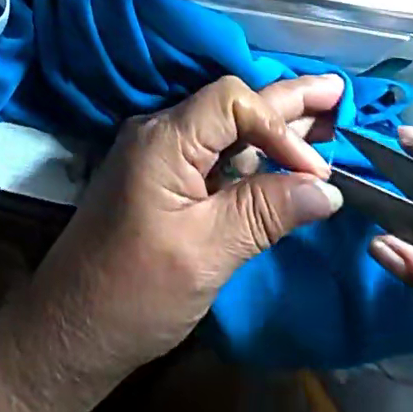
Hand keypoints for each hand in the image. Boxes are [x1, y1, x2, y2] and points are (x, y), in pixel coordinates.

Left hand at [0, 75, 346, 411]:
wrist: (76, 321)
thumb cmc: (136, 288)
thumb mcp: (206, 251)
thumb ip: (263, 212)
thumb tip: (326, 188)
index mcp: (163, 139)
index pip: (229, 101)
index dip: (279, 124)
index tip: (316, 171)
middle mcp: (160, 134)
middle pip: (229, 106)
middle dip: (284, 101)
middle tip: (336, 90)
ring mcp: (160, 156)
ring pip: (224, 129)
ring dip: (273, 124)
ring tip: (325, 111)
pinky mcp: (163, 179)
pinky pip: (213, 154)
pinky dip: (252, 153)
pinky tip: (284, 155)